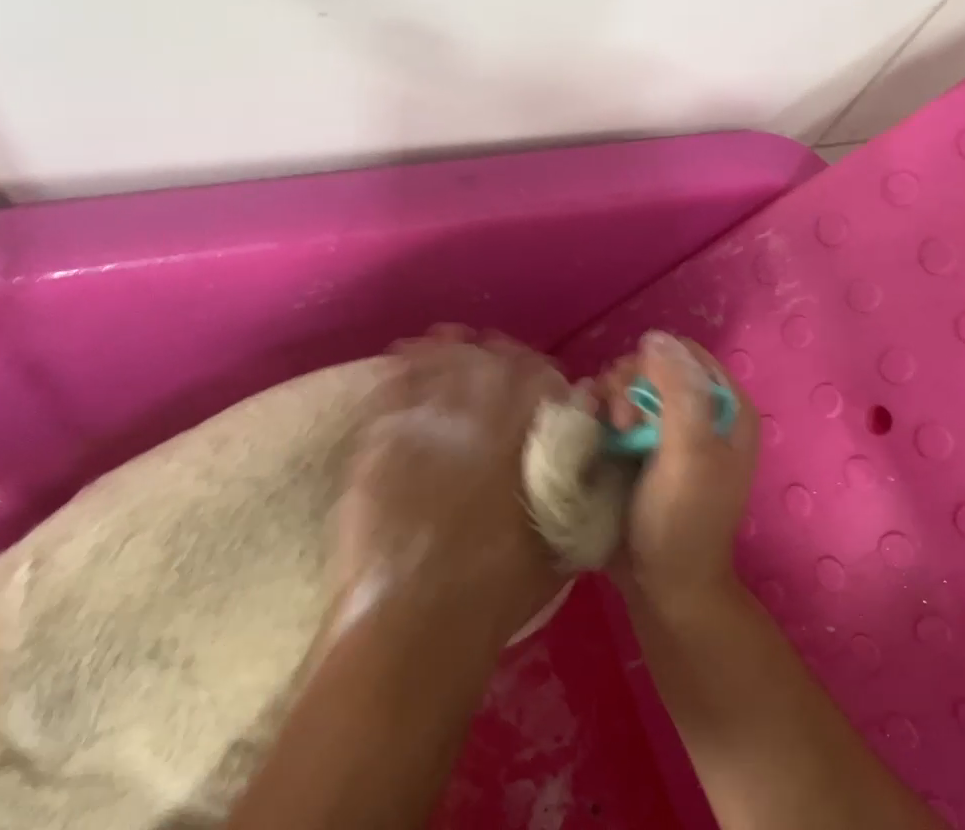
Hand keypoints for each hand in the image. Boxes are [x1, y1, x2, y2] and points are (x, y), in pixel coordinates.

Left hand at [335, 326, 569, 643]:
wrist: (415, 622)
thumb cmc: (497, 590)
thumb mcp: (562, 541)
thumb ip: (577, 493)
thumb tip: (587, 466)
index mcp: (523, 439)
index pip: (539, 378)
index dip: (541, 372)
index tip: (543, 379)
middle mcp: (476, 419)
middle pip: (490, 363)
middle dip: (499, 356)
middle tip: (499, 357)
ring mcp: (422, 427)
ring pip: (441, 366)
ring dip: (453, 350)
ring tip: (456, 342)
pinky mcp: (378, 443)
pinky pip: (394, 386)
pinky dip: (405, 367)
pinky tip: (408, 357)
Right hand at [596, 331, 758, 617]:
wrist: (663, 587)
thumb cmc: (683, 522)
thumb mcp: (690, 454)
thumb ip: (679, 392)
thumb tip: (656, 336)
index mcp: (727, 409)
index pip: (684, 354)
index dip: (654, 368)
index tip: (637, 404)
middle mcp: (702, 414)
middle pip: (653, 368)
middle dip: (629, 388)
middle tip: (622, 426)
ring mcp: (670, 433)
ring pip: (630, 389)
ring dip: (610, 404)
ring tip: (609, 438)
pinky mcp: (640, 452)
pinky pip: (615, 414)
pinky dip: (600, 419)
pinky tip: (593, 438)